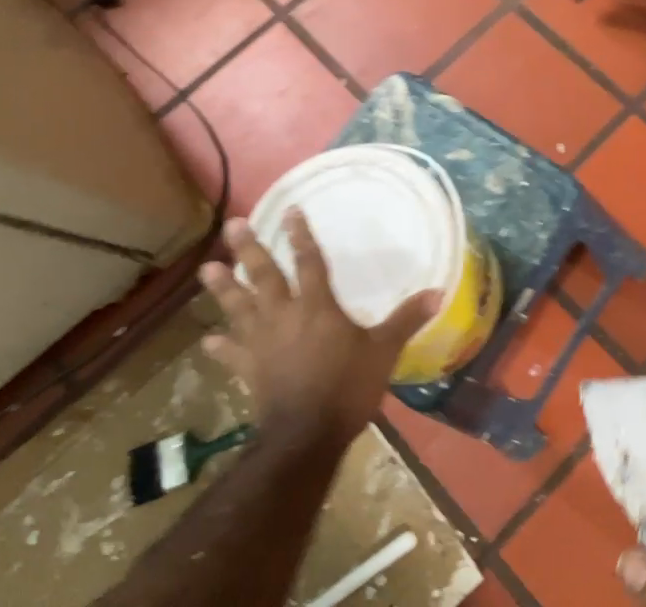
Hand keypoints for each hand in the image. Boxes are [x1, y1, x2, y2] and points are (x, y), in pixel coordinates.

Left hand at [198, 212, 440, 447]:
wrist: (306, 436)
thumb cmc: (348, 388)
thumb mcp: (384, 352)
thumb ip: (405, 320)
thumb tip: (438, 292)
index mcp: (317, 307)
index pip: (309, 263)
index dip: (301, 236)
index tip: (290, 210)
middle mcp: (284, 317)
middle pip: (263, 277)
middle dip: (249, 250)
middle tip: (232, 225)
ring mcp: (261, 343)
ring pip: (239, 308)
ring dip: (223, 289)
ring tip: (207, 269)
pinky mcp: (249, 369)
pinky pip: (232, 353)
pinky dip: (220, 346)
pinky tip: (209, 340)